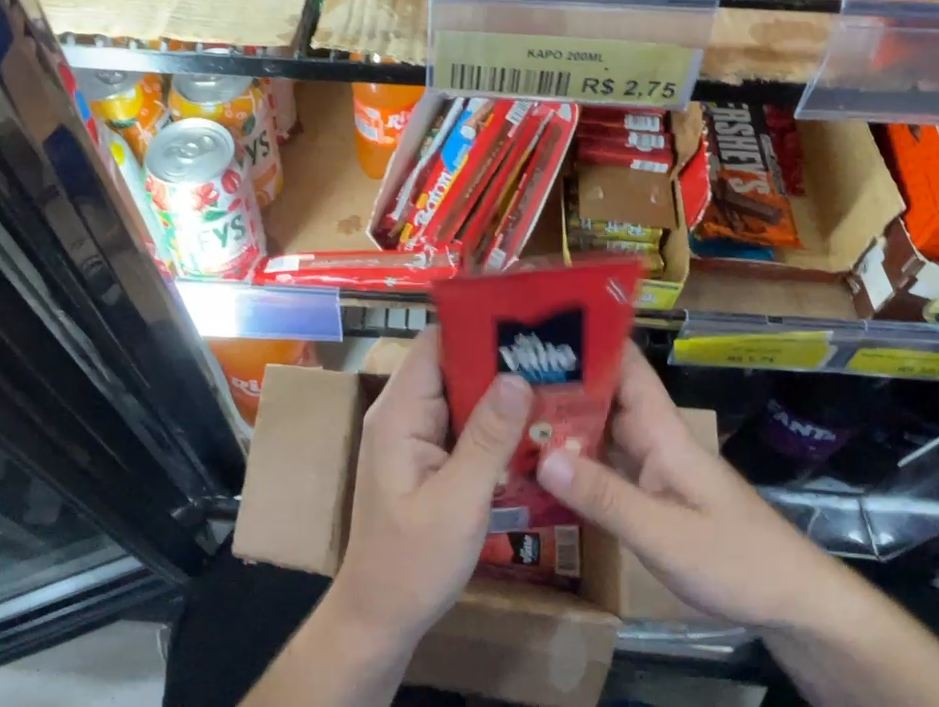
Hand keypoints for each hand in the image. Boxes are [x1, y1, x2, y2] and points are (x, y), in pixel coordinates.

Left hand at [329, 328, 531, 643]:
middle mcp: (402, 414)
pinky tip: (533, 427)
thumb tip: (518, 375)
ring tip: (557, 383)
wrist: (381, 616)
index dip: (478, 328)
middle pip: (451, 365)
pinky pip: (461, 425)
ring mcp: (413, 436)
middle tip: (557, 356)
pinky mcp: (426, 458)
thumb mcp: (458, 500)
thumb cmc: (413, 562)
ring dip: (500, 393)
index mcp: (399, 413)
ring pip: (460, 395)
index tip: (528, 324)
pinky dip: (493, 423)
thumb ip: (488, 437)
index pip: (436, 344)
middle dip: (499, 359)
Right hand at [535, 348, 846, 627]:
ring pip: (600, 432)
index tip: (541, 326)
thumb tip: (542, 456)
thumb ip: (605, 497)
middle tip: (499, 373)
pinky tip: (539, 466)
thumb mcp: (665, 534)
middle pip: (604, 397)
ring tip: (506, 412)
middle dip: (559, 381)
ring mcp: (652, 470)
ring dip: (561, 422)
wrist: (792, 603)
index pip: (628, 367)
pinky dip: (573, 462)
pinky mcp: (651, 497)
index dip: (592, 340)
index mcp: (663, 432)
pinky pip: (604, 467)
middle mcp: (654, 441)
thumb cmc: (737, 560)